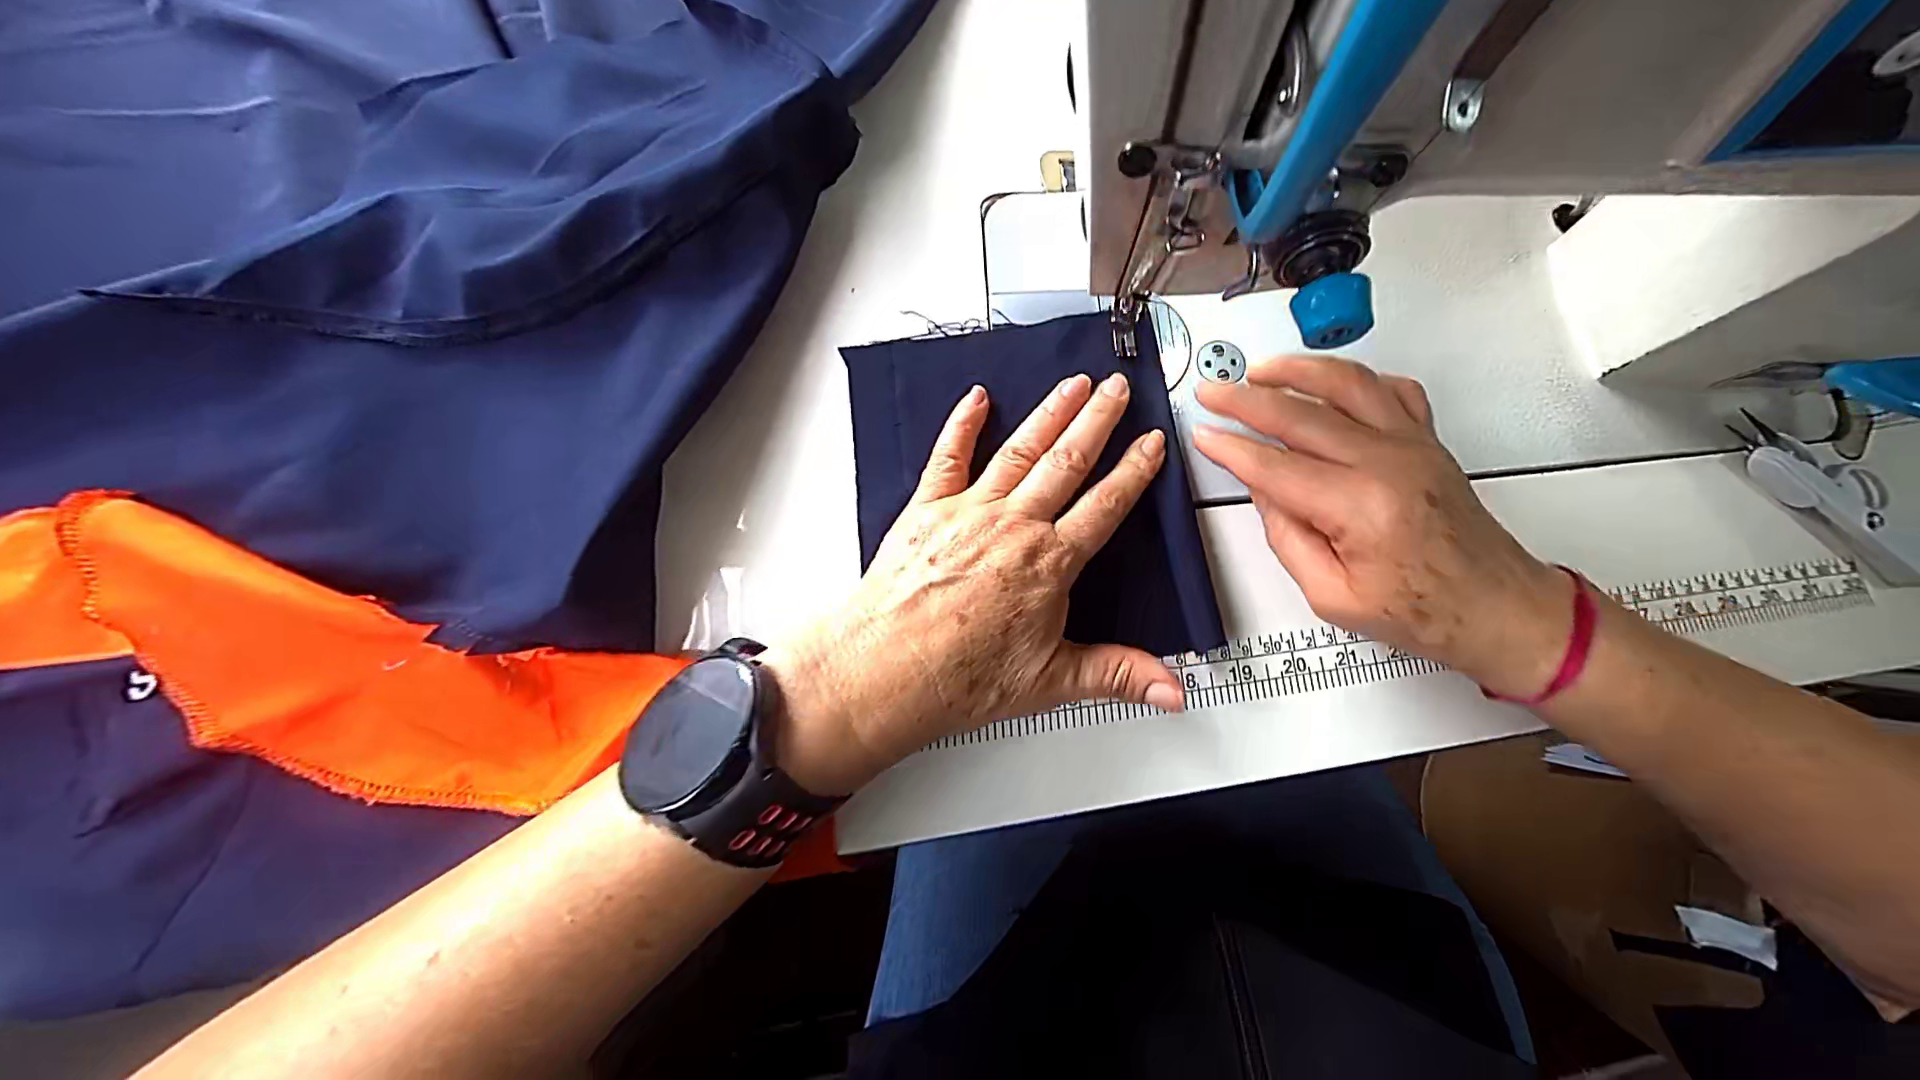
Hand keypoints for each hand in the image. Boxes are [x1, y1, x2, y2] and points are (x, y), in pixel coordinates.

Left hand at [764, 373, 1183, 794]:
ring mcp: (970, 511)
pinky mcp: (928, 509)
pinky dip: (964, 423)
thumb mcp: (1051, 681)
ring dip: (1050, 412)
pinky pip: (949, 455)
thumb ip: (1117, 674)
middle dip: (1098, 419)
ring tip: (1072, 384)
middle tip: (1116, 388)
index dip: (1134, 469)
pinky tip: (977, 399)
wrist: (889, 669)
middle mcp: (1014, 526)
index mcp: (1049, 562)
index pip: (1106, 503)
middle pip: (1068, 460)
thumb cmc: (959, 675)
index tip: (1149, 442)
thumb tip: (1169, 690)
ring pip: (1021, 449)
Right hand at [1191, 355, 1572, 698]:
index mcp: (1360, 508)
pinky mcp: (1427, 440)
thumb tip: (1264, 491)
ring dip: (1296, 370)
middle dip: (1246, 399)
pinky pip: (1391, 389)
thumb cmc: (1423, 610)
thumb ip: (1287, 537)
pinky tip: (1329, 381)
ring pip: (1347, 384)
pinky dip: (1355, 378)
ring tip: (1260, 369)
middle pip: (1301, 414)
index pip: (1274, 466)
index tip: (1204, 435)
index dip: (1231, 449)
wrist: (1497, 607)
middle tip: (1213, 392)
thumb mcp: (1331, 594)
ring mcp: (1412, 445)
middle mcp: (1389, 464)